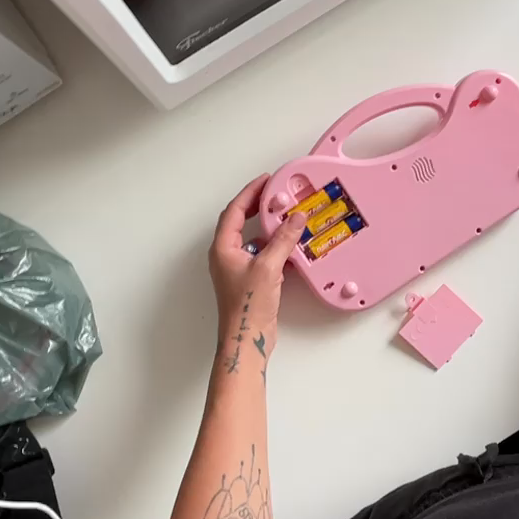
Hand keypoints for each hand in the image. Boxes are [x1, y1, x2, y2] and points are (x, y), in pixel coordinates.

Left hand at [208, 175, 306, 362]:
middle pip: (241, 221)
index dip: (250, 193)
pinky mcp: (250, 280)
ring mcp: (237, 268)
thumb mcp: (268, 267)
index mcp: (223, 248)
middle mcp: (227, 255)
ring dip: (269, 228)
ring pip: (253, 239)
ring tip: (287, 217)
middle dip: (258, 207)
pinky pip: (262, 255)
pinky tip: (291, 247)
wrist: (246, 337)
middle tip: (276, 194)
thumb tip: (295, 218)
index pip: (234, 211)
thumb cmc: (247, 306)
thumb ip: (283, 240)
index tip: (266, 180)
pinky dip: (275, 247)